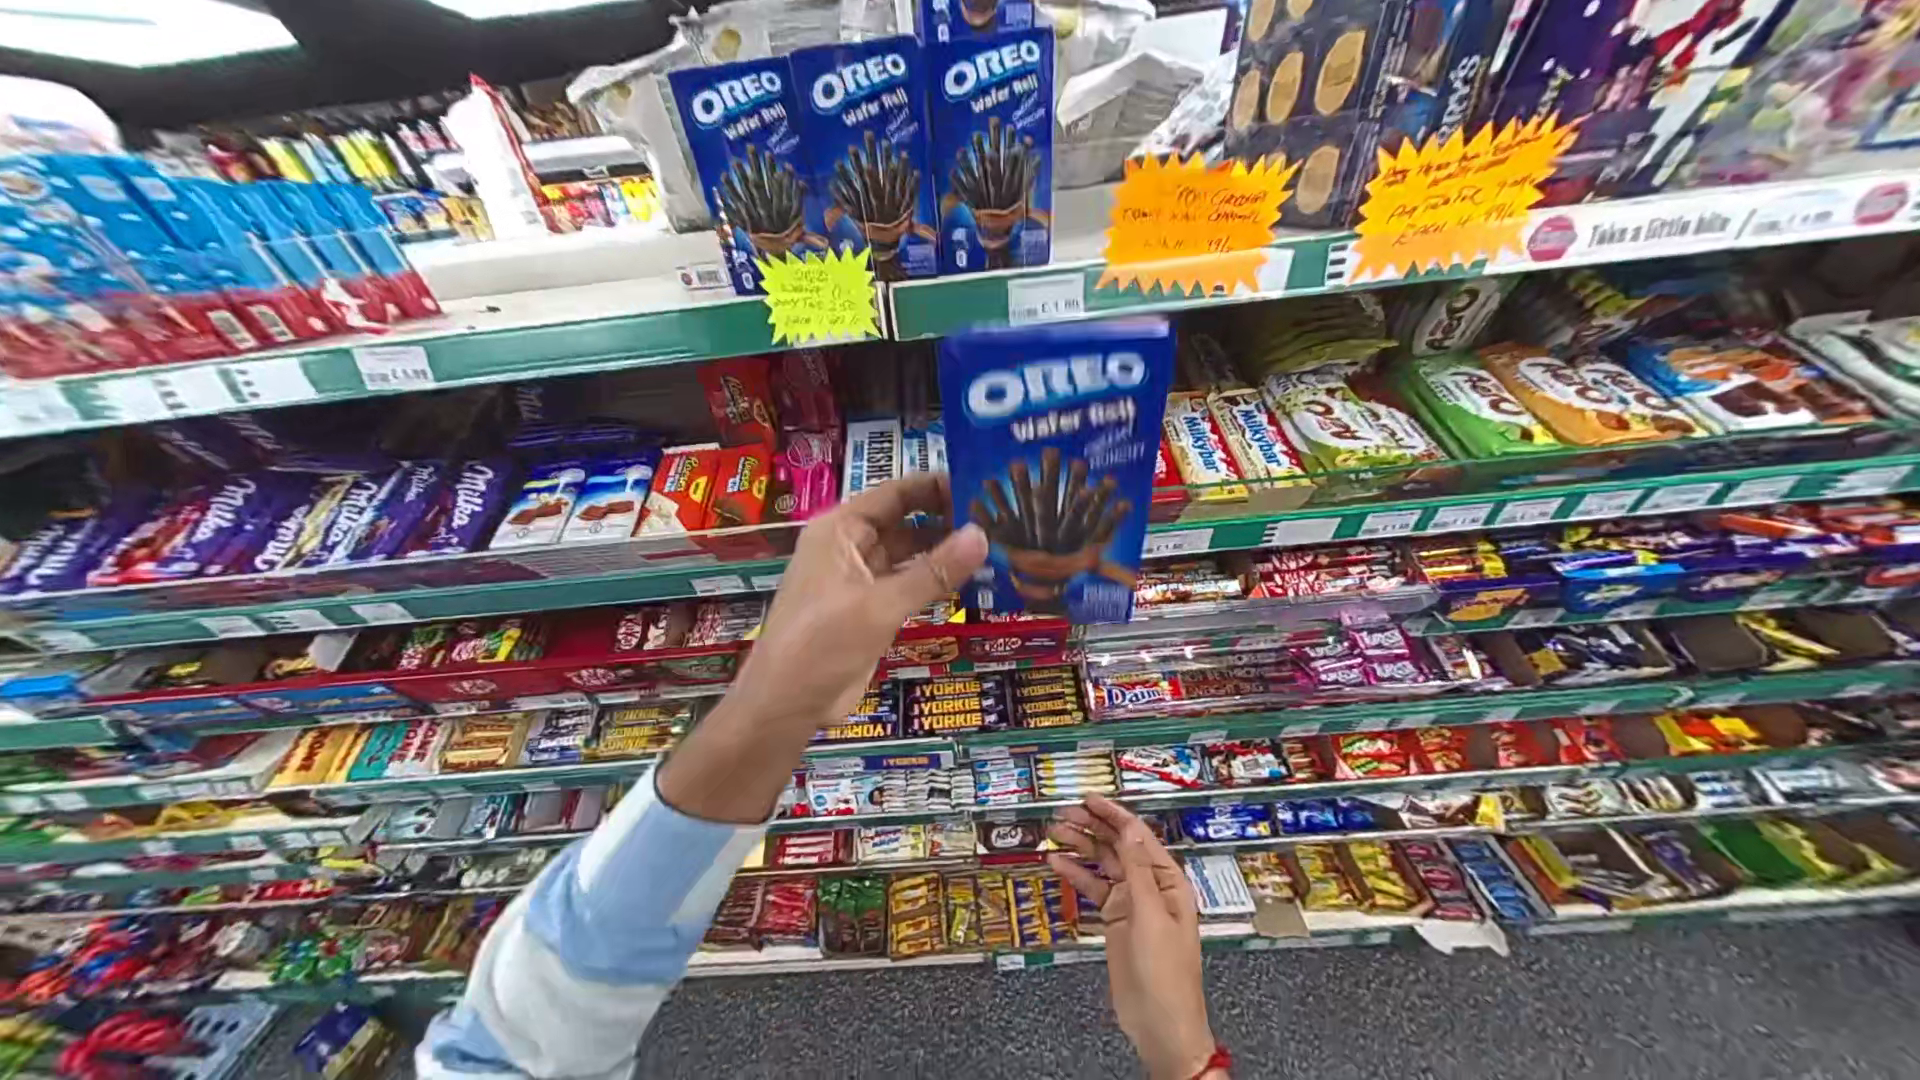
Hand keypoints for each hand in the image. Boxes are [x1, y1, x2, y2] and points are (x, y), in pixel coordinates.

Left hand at [729, 471, 988, 731]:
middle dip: (944, 519)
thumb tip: (982, 534)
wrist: (787, 703)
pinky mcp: (869, 608)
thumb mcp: (881, 604)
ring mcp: (859, 579)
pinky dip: (933, 581)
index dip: (934, 486)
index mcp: (840, 530)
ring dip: (942, 552)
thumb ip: (933, 571)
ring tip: (992, 546)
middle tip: (997, 519)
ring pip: (908, 554)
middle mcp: (849, 547)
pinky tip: (970, 580)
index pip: (894, 493)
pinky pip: (907, 584)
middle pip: (903, 521)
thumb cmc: (823, 643)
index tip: (980, 484)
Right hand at [1048, 795, 1216, 1079]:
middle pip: (1117, 845)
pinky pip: (1093, 887)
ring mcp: (1130, 901)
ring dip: (1079, 846)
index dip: (1113, 814)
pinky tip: (1057, 863)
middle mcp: (1149, 884)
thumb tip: (1129, 828)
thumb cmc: (1166, 973)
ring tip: (1055, 832)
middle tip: (1064, 813)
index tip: (1089, 799)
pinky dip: (1075, 874)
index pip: (1137, 836)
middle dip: (1091, 827)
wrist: (1160, 1025)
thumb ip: (1137, 869)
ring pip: (1102, 863)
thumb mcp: (1151, 915)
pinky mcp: (1115, 918)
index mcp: (1167, 880)